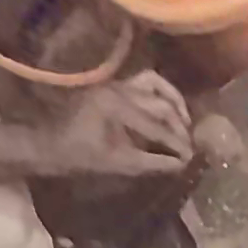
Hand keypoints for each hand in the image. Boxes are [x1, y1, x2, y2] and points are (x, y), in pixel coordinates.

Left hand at [47, 71, 193, 176]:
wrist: (56, 142)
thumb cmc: (87, 157)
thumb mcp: (124, 164)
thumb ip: (156, 163)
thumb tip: (182, 164)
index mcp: (115, 108)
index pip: (157, 127)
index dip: (177, 145)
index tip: (191, 160)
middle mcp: (117, 90)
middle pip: (161, 104)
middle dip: (179, 128)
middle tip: (188, 147)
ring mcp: (116, 84)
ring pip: (156, 84)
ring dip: (175, 103)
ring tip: (185, 124)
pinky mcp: (117, 86)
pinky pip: (146, 82)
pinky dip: (162, 94)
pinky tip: (170, 112)